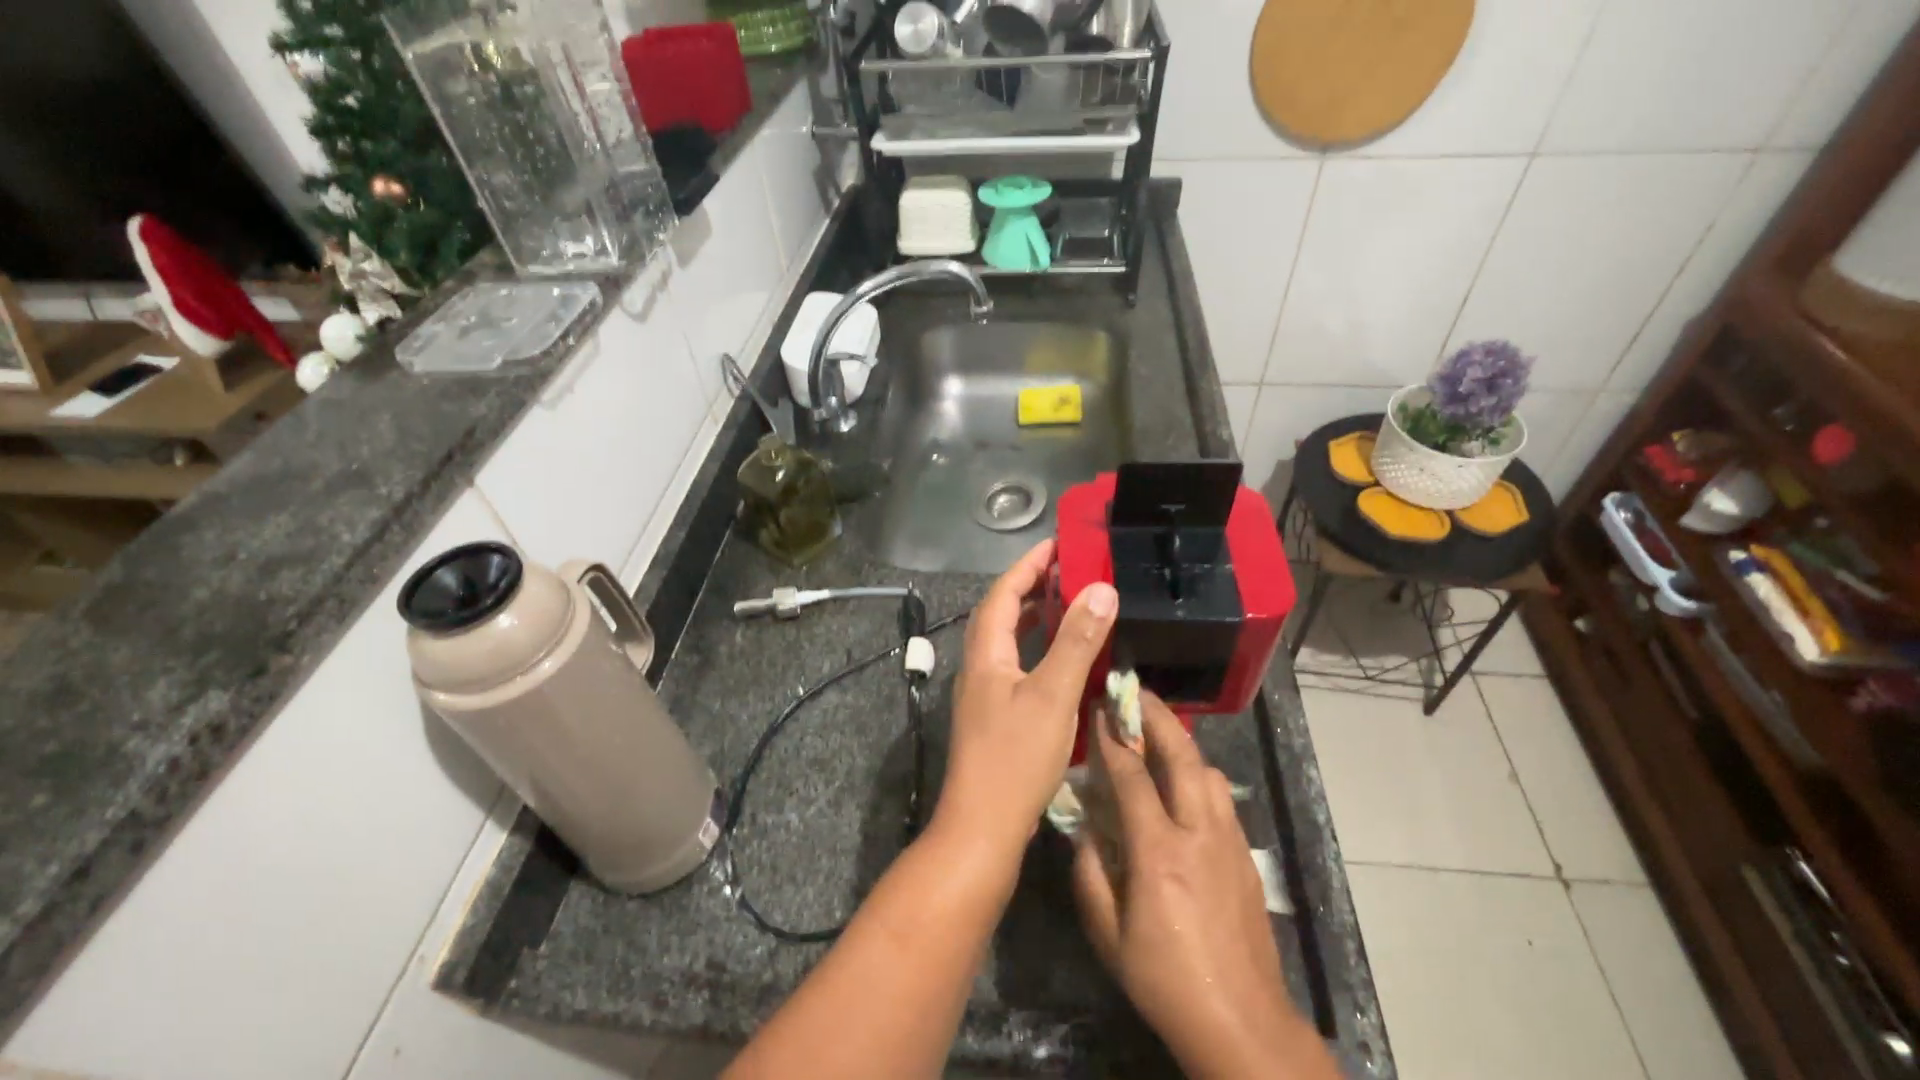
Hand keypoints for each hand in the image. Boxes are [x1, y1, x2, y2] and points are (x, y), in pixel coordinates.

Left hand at [936, 539, 1116, 850]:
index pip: (1002, 594)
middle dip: (1031, 589)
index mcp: (986, 655)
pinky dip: (1040, 655)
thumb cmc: (1015, 757)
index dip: (1028, 566)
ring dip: (1035, 622)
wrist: (982, 827)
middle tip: (1070, 574)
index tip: (1058, 544)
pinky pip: (1017, 671)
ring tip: (1071, 610)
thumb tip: (1100, 588)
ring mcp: (984, 698)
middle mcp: (979, 670)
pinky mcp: (995, 722)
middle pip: (1000, 616)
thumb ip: (1076, 641)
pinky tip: (1065, 667)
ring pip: (1008, 646)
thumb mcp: (1052, 695)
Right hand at [1072, 694, 1332, 1078]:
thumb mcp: (1107, 934)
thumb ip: (1090, 873)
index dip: (1112, 740)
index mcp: (1159, 852)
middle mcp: (1198, 834)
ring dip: (1182, 745)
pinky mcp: (1245, 856)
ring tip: (1157, 735)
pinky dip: (1199, 775)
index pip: (1132, 778)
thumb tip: (1085, 829)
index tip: (1098, 710)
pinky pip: (1221, 798)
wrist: (1239, 1017)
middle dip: (1157, 718)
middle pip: (1182, 757)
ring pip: (1208, 772)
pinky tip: (1184, 784)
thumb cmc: (1164, 978)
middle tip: (1135, 693)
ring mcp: (1229, 842)